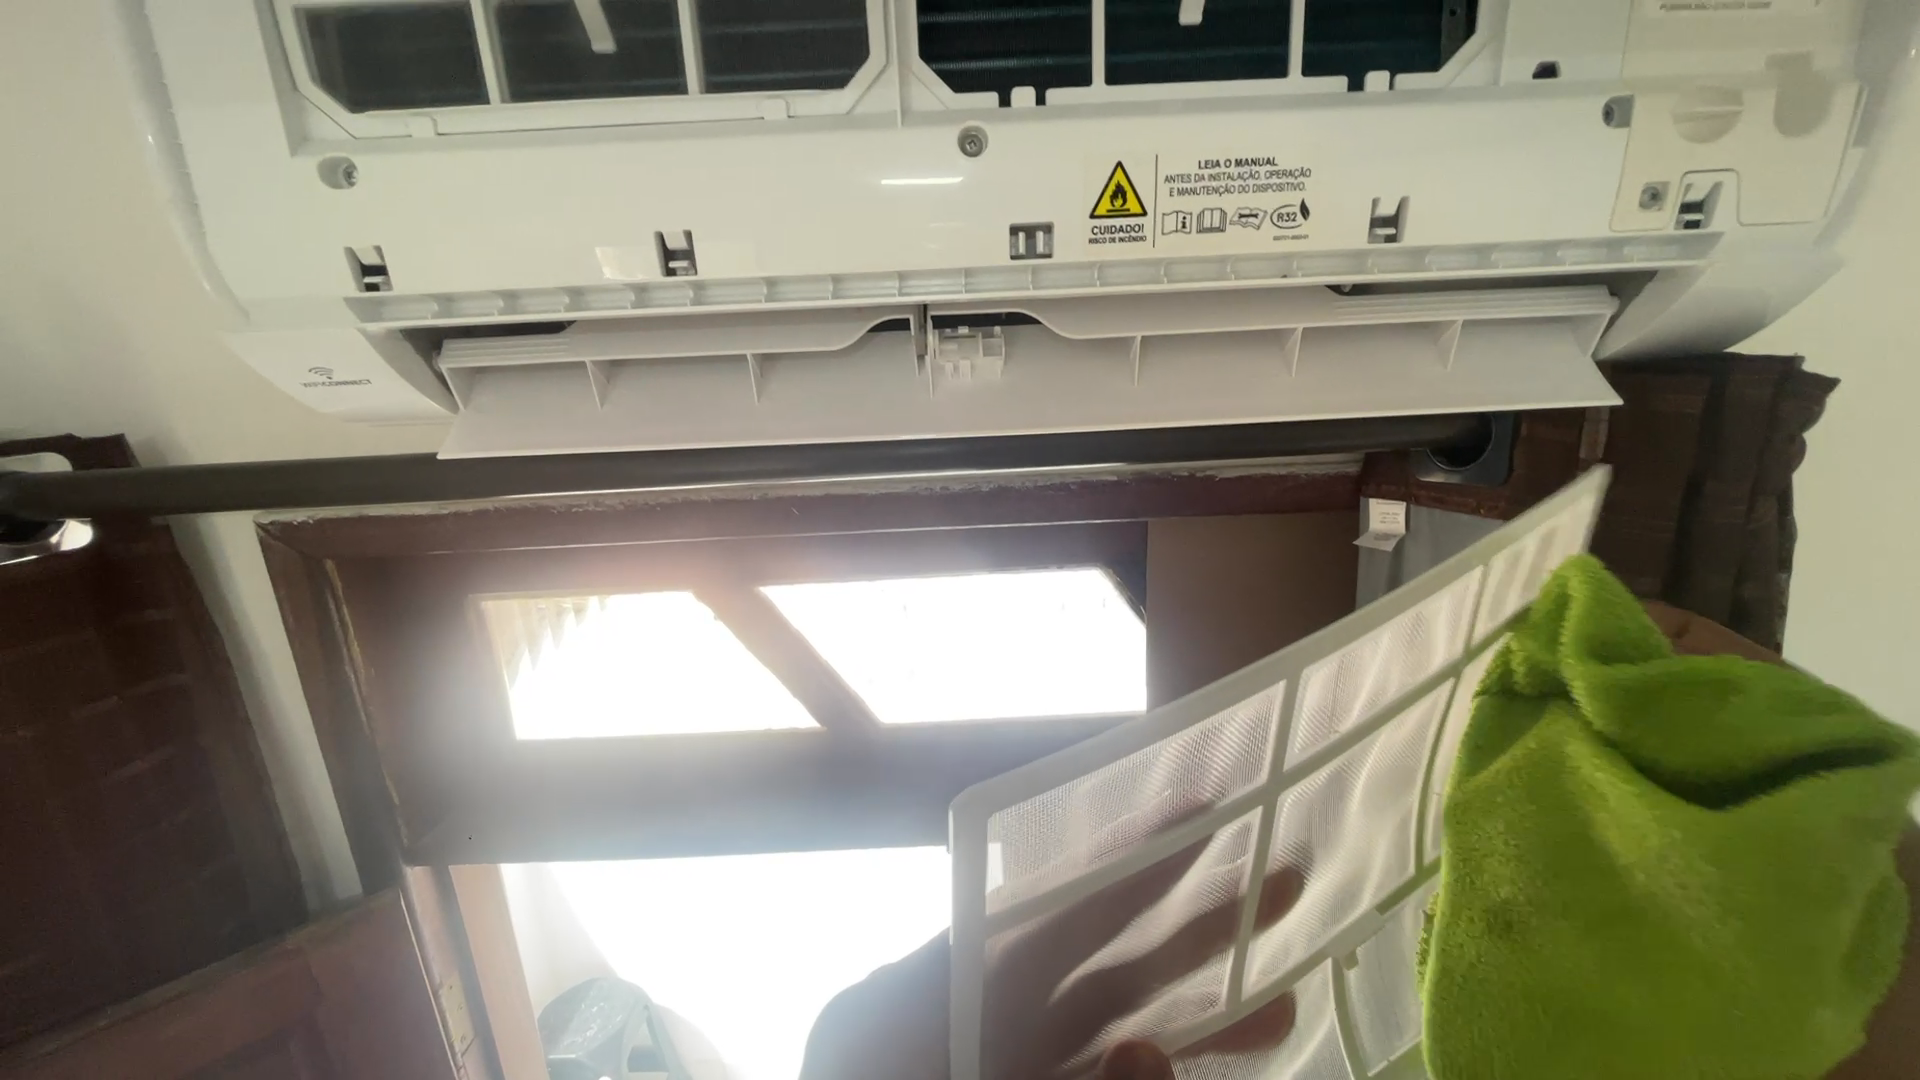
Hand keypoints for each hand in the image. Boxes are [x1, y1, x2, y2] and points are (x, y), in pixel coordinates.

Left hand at [800, 834, 1303, 1079]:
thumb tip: (1152, 1052)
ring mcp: (985, 1050)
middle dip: (1185, 925)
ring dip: (1186, 1012)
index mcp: (911, 995)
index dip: (1124, 862)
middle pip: (1086, 959)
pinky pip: (1086, 1065)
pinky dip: (1146, 1063)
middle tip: (1277, 879)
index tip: (1196, 812)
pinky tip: (1215, 1050)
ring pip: (1100, 1022)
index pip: (1038, 912)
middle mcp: (954, 1011)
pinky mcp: (1007, 1078)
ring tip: (1283, 995)